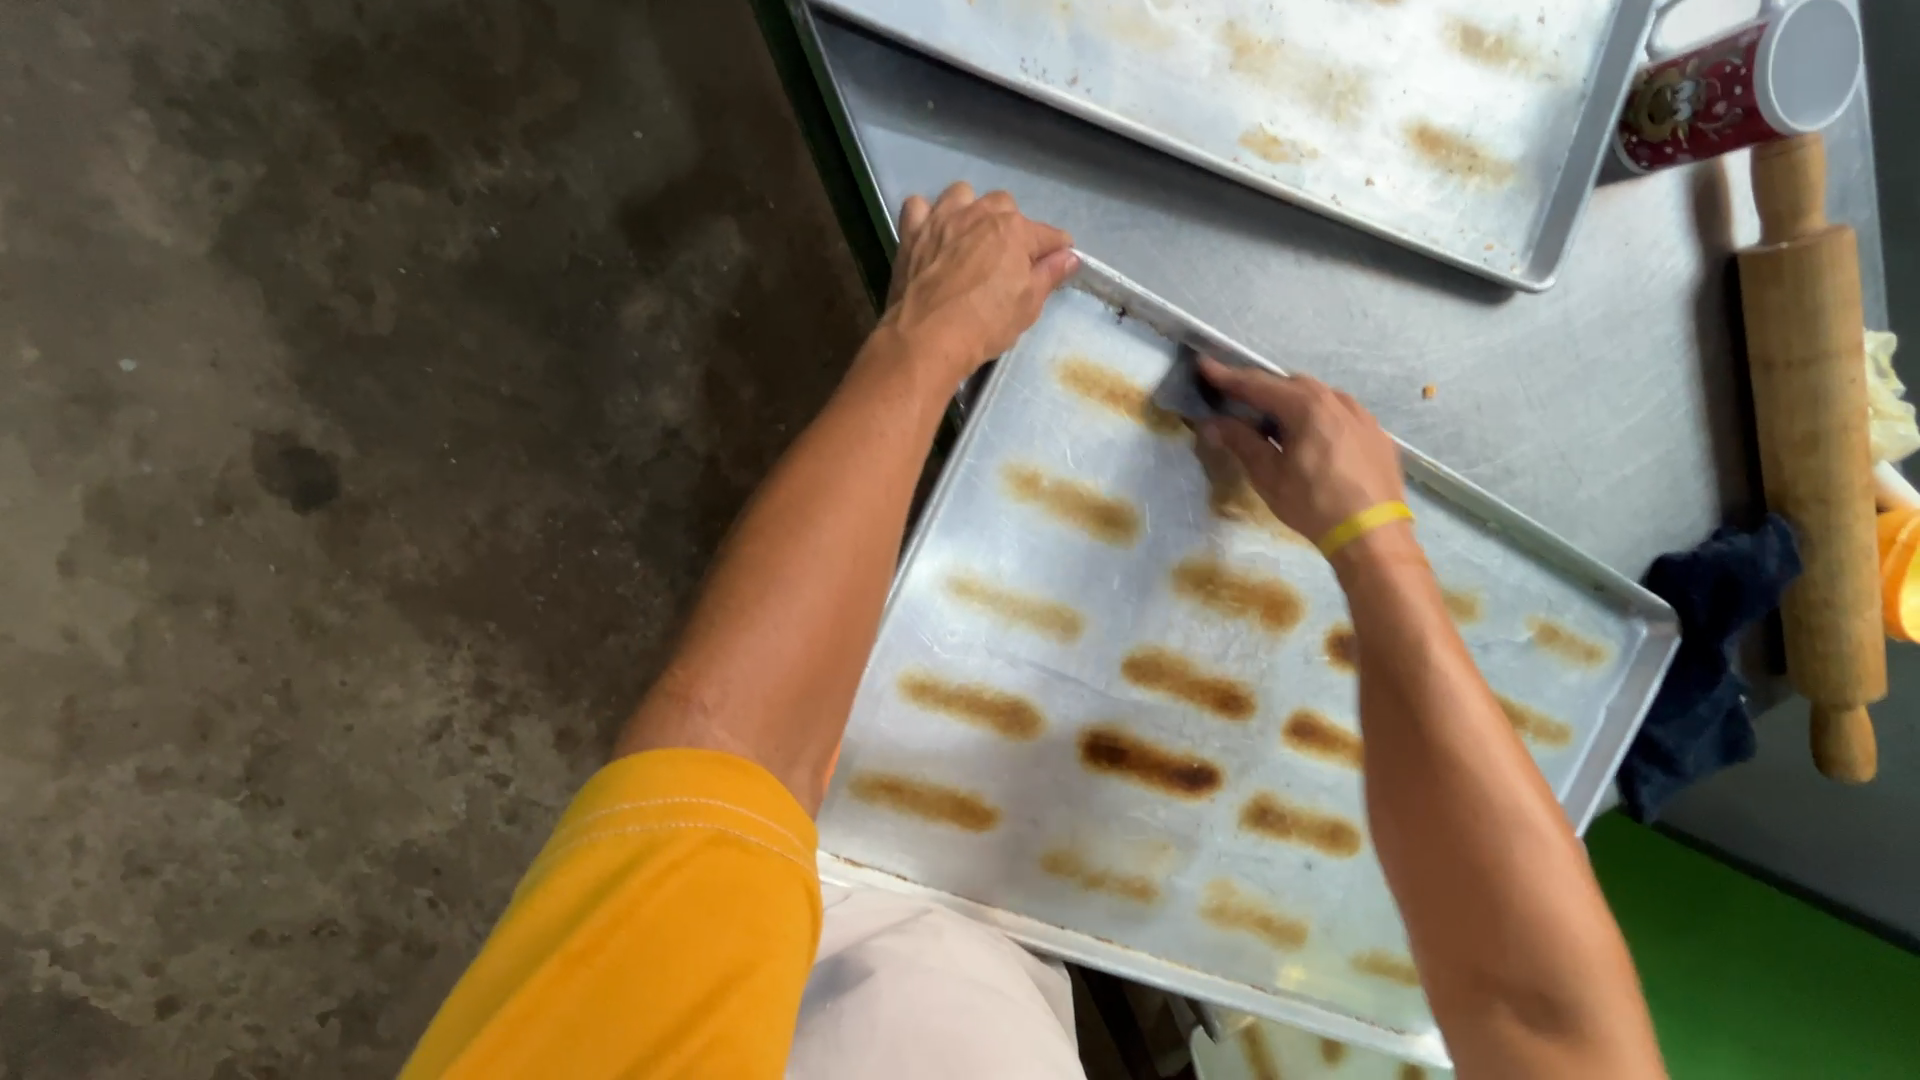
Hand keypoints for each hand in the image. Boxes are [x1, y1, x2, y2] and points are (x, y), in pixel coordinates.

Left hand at [880, 183, 1079, 377]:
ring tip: (969, 237)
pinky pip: (918, 207)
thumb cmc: (986, 325)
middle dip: (1010, 226)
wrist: (928, 337)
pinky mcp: (912, 232)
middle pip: (1004, 206)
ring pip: (962, 195)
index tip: (1056, 262)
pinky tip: (931, 234)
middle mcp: (980, 214)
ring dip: (970, 210)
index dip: (1056, 250)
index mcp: (1015, 230)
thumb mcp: (1028, 305)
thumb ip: (1050, 275)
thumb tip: (1070, 256)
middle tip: (1006, 257)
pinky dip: (926, 216)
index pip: (1047, 235)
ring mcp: (942, 219)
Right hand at [1197, 356, 1406, 553]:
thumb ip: (1241, 442)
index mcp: (1307, 406)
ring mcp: (1361, 415)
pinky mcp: (1376, 433)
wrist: (1372, 534)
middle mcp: (1337, 400)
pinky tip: (1311, 439)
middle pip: (1290, 385)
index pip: (1258, 385)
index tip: (1204, 366)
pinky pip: (1339, 414)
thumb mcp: (1269, 476)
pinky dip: (1317, 418)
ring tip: (1274, 423)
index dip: (1227, 377)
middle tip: (1238, 402)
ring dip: (1292, 403)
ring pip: (1318, 397)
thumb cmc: (1313, 504)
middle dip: (1262, 389)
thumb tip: (1213, 423)